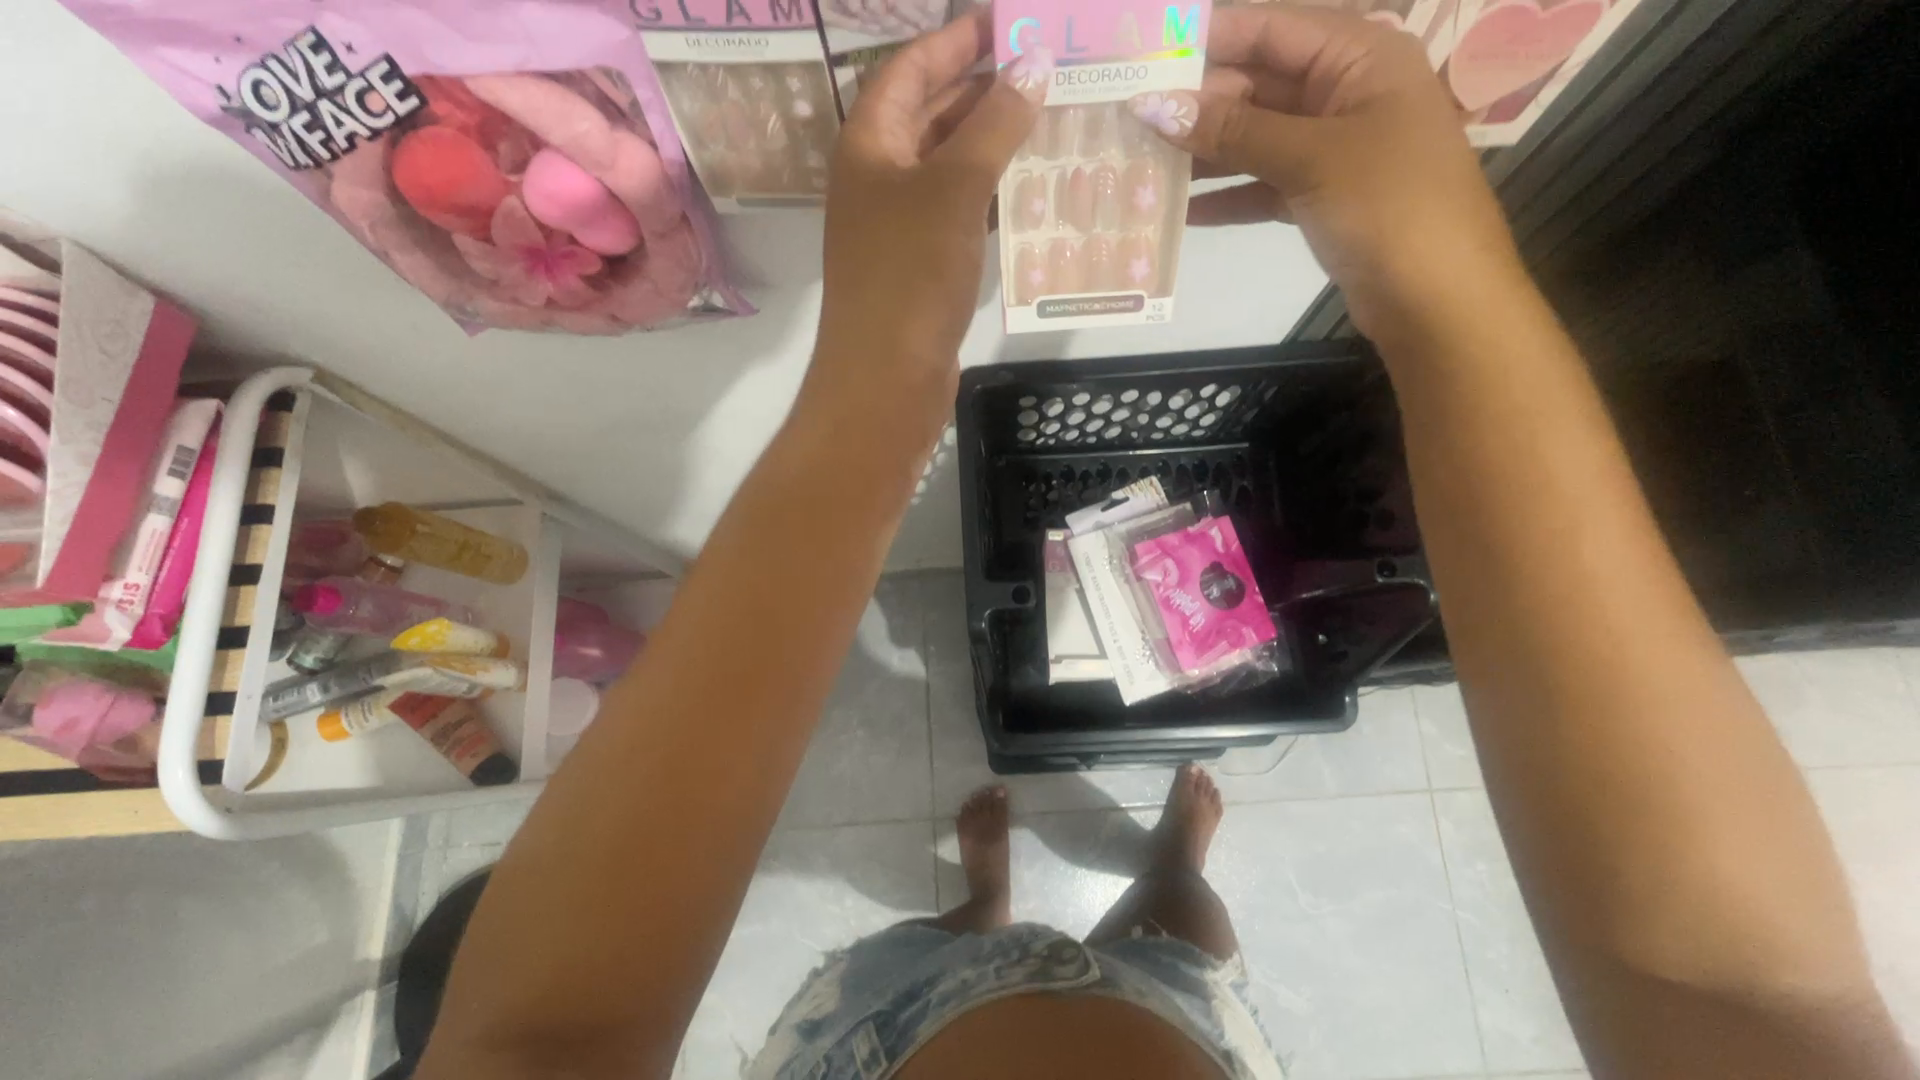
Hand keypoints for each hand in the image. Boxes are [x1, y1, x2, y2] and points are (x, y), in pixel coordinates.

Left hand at [810, 11, 1048, 421]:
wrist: (885, 378)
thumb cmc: (910, 273)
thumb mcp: (955, 187)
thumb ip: (994, 123)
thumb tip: (1033, 65)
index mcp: (869, 142)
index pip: (910, 68)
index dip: (956, 40)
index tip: (1010, 21)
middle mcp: (878, 176)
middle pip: (929, 112)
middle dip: (983, 87)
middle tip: (1047, 66)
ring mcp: (898, 223)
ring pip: (949, 165)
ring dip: (994, 142)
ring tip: (1053, 116)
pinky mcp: (921, 264)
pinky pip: (959, 211)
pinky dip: (993, 194)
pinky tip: (1035, 186)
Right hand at [1129, 7, 1524, 340]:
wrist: (1439, 298)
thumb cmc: (1390, 206)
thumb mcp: (1311, 158)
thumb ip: (1232, 131)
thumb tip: (1153, 106)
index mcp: (1360, 56)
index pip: (1269, 28)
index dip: (1206, 39)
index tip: (1141, 55)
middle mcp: (1345, 92)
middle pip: (1256, 83)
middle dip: (1195, 103)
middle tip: (1126, 120)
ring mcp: (1332, 147)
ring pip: (1254, 137)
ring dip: (1202, 153)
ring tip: (1139, 163)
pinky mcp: (1320, 196)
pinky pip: (1262, 184)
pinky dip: (1225, 196)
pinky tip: (1179, 211)